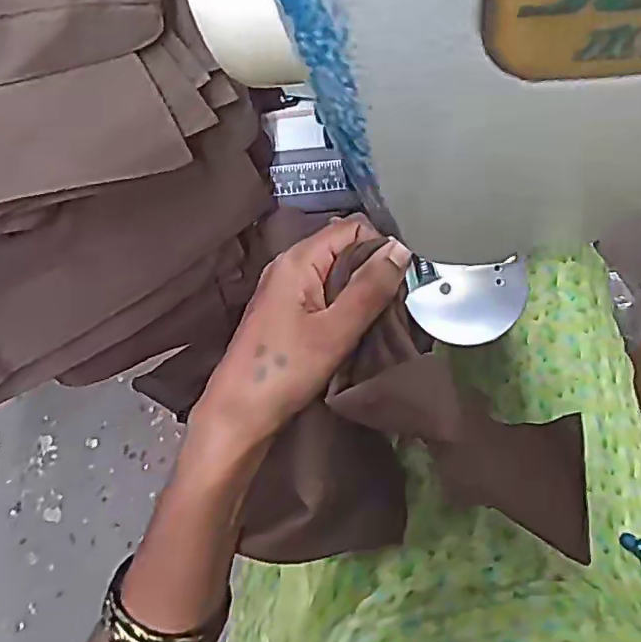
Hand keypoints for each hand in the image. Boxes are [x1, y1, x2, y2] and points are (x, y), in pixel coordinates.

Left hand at [190, 215, 412, 451]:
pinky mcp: (288, 312)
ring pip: (338, 274)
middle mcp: (289, 265)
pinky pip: (327, 294)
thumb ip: (370, 288)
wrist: (239, 414)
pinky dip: (346, 306)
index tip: (399, 281)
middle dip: (374, 270)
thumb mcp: (335, 330)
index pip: (353, 228)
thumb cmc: (283, 370)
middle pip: (346, 248)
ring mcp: (286, 289)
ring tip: (378, 319)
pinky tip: (357, 329)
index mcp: (297, 259)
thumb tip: (401, 248)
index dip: (381, 247)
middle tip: (393, 303)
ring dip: (362, 292)